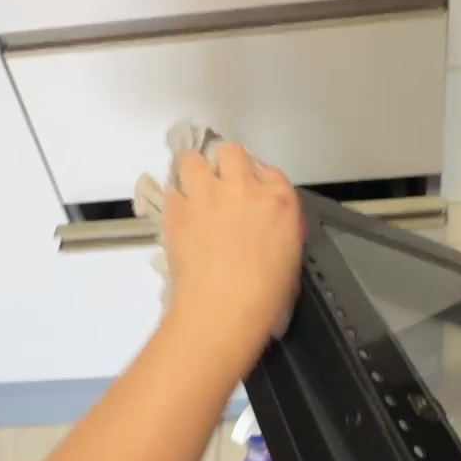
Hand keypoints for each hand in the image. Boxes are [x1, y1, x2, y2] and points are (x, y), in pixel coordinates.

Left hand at [161, 142, 302, 362]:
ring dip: (192, 172)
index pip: (270, 171)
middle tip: (222, 186)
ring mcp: (207, 194)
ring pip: (192, 159)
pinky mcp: (177, 209)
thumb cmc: (265, 296)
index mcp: (279, 200)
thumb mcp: (289, 260)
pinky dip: (173, 199)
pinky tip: (177, 214)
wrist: (224, 308)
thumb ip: (279, 233)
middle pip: (231, 152)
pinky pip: (170, 190)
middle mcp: (243, 187)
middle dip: (225, 164)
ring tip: (192, 191)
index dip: (258, 181)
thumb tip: (265, 232)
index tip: (253, 194)